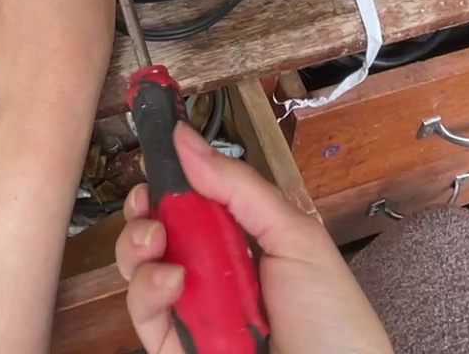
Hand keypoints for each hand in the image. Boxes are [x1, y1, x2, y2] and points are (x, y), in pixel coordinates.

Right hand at [117, 124, 391, 353]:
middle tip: (147, 201)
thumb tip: (183, 135)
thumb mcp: (294, 236)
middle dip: (143, 208)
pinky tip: (172, 282)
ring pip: (140, 267)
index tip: (155, 154)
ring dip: (138, 244)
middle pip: (157, 228)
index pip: (193, 198)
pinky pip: (143, 314)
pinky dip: (147, 291)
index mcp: (241, 237)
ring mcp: (192, 310)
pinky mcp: (174, 349)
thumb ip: (237, 186)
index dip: (170, 177)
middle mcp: (211, 270)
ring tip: (156, 243)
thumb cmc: (331, 318)